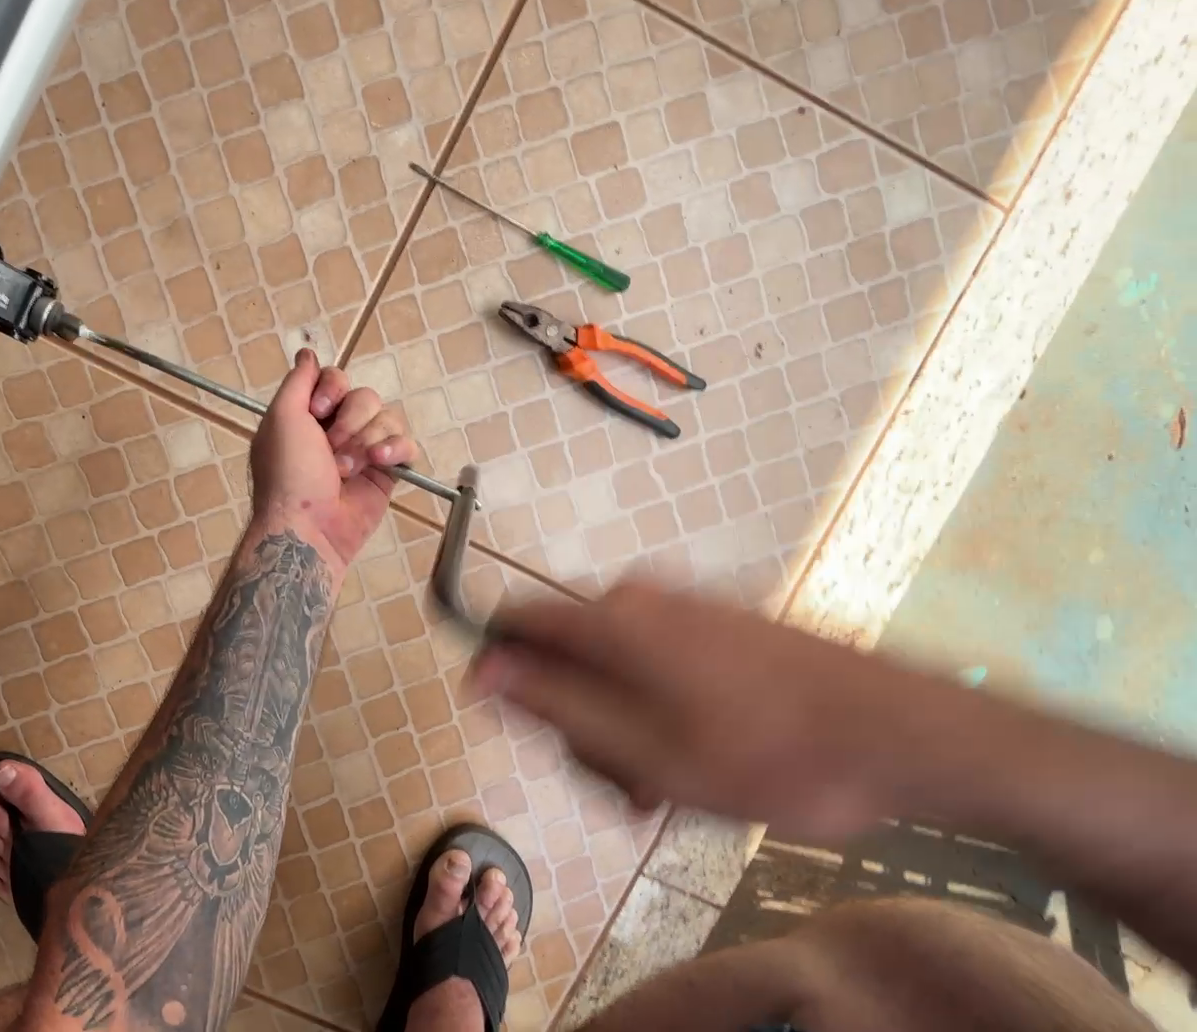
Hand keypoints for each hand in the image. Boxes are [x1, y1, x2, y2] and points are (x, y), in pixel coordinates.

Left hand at [249, 350, 415, 568]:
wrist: (308, 526)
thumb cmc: (287, 472)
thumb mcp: (282, 418)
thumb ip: (298, 381)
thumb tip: (306, 353)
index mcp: (308, 416)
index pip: (336, 379)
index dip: (332, 390)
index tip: (317, 412)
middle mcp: (336, 430)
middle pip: (364, 397)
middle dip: (351, 421)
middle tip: (330, 449)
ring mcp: (363, 451)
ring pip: (387, 418)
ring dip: (368, 440)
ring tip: (348, 469)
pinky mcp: (387, 473)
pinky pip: (406, 445)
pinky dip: (396, 450)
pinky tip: (381, 464)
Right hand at [468, 579, 962, 839]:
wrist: (907, 736)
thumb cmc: (767, 754)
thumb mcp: (644, 749)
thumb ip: (553, 705)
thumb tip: (481, 669)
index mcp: (610, 620)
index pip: (512, 623)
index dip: (500, 673)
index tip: (522, 729)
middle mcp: (636, 599)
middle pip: (562, 655)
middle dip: (576, 722)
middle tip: (620, 785)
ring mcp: (681, 609)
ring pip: (610, 669)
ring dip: (619, 729)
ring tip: (664, 789)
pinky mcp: (716, 625)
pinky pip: (652, 665)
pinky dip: (654, 712)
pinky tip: (693, 762)